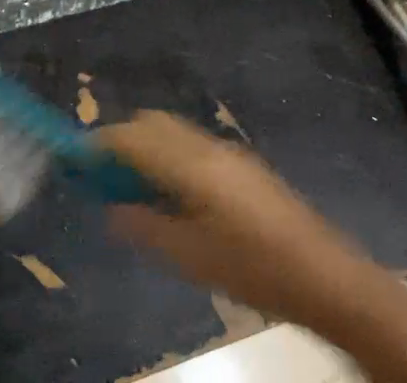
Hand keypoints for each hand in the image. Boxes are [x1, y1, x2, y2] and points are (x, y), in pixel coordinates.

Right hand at [97, 111, 392, 331]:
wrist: (332, 283)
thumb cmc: (254, 270)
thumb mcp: (187, 257)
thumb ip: (141, 226)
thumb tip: (108, 209)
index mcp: (188, 164)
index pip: (126, 136)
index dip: (95, 146)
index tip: (74, 165)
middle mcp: (206, 147)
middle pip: (148, 123)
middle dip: (120, 141)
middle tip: (104, 178)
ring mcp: (229, 154)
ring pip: (171, 132)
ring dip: (145, 148)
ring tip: (136, 189)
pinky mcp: (245, 168)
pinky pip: (191, 146)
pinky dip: (168, 157)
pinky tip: (174, 197)